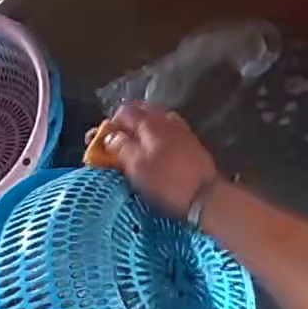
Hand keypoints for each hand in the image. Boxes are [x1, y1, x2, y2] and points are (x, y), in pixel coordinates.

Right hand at [92, 103, 218, 217]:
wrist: (205, 197)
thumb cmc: (167, 182)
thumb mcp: (136, 167)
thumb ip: (120, 147)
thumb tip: (110, 136)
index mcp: (150, 123)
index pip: (123, 112)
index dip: (109, 125)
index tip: (102, 142)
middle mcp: (167, 120)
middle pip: (140, 114)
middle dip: (125, 126)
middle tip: (115, 145)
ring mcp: (181, 131)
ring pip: (154, 123)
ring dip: (140, 133)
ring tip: (132, 151)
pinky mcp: (190, 144)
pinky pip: (166, 133)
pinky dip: (154, 139)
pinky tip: (152, 154)